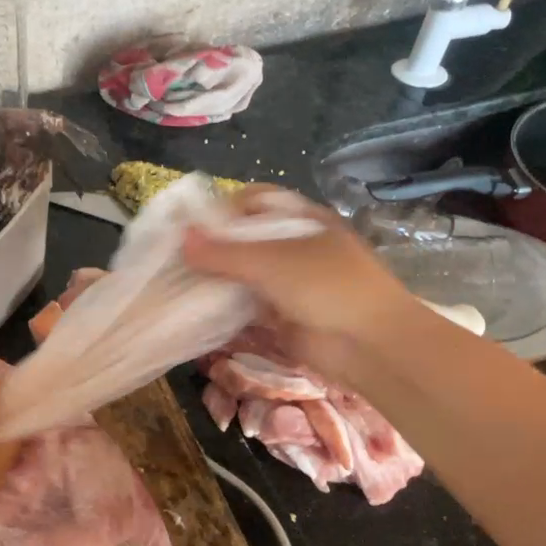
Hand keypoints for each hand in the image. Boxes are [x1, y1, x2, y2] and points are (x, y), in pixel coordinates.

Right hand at [181, 185, 424, 378]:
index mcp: (302, 219)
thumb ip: (222, 252)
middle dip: (211, 246)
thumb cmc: (328, 286)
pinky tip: (196, 309)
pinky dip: (222, 305)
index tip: (191, 226)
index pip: (254, 200)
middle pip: (243, 238)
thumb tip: (181, 241)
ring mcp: (288, 281)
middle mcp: (294, 245)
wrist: (370, 345)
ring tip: (178, 283)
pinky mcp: (281, 313)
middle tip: (175, 257)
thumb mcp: (272, 261)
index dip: (222, 209)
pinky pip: (244, 303)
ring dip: (214, 278)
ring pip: (241, 272)